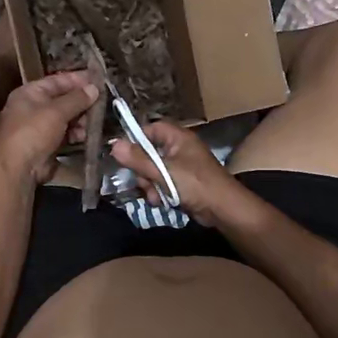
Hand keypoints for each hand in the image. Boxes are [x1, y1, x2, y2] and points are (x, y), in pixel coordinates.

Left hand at [0, 70, 99, 184]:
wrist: (19, 168)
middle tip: (102, 102)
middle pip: (63, 99)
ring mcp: (40, 127)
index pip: (57, 80)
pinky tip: (87, 135)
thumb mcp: (56, 111)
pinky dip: (76, 133)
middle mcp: (34, 107)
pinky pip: (66, 134)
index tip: (98, 79)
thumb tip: (94, 88)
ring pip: (66, 118)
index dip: (77, 79)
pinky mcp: (47, 144)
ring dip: (82, 119)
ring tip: (96, 121)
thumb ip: (77, 98)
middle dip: (82, 102)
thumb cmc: (34, 132)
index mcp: (30, 93)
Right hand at [110, 120, 244, 226]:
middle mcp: (179, 148)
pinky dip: (159, 193)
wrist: (223, 209)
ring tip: (155, 196)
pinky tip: (161, 202)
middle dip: (143, 170)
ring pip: (153, 171)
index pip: (151, 128)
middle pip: (148, 152)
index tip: (123, 153)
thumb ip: (138, 159)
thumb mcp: (164, 171)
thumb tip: (114, 145)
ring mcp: (181, 166)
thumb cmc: (196, 184)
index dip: (136, 138)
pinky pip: (162, 183)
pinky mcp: (182, 183)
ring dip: (150, 185)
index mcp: (178, 138)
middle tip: (144, 181)